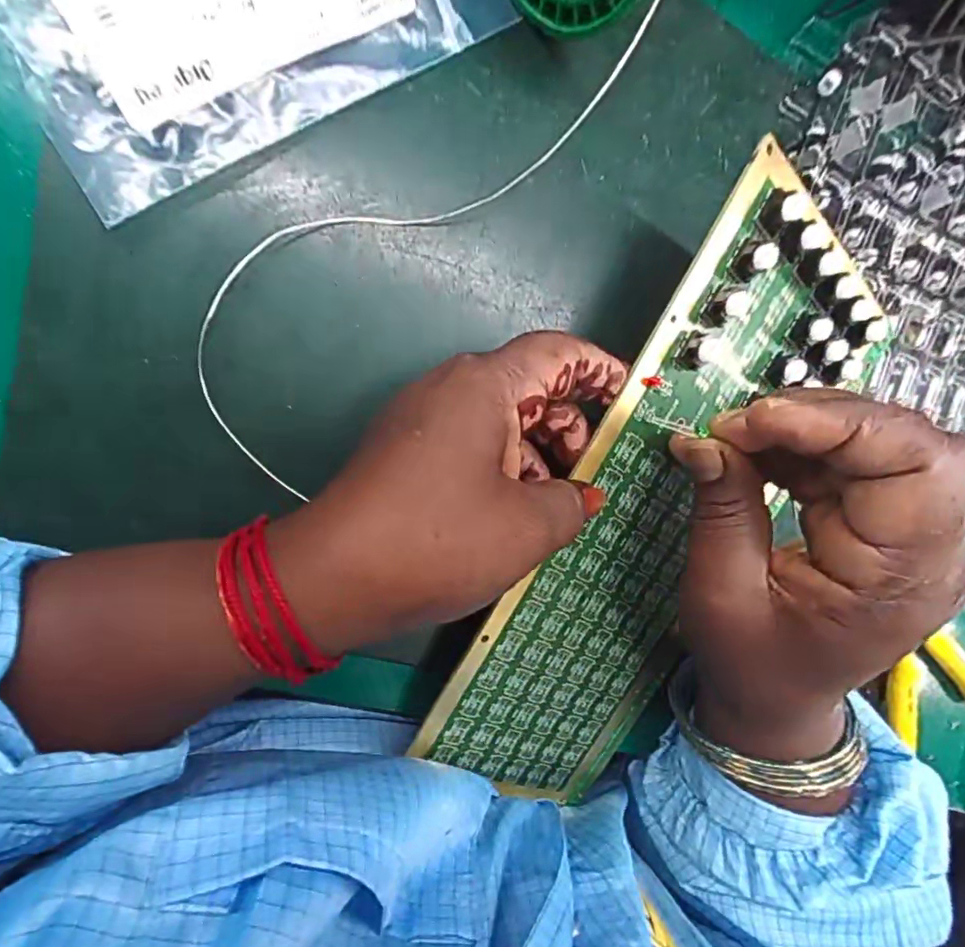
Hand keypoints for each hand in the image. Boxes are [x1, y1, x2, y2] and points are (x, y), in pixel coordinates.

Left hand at [270, 331, 625, 651]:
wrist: (335, 576)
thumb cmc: (440, 540)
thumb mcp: (529, 526)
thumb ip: (572, 502)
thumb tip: (579, 495)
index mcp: (481, 385)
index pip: (556, 353)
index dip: (600, 371)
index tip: (629, 401)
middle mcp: (443, 390)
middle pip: (523, 390)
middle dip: (566, 429)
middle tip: (588, 477)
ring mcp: (414, 423)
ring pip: (491, 426)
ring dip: (530, 459)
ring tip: (549, 510)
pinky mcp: (396, 456)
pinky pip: (460, 450)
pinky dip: (492, 473)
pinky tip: (504, 518)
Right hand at [668, 390, 964, 761]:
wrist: (773, 705)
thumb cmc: (749, 662)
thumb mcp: (720, 590)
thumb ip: (721, 510)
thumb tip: (701, 441)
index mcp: (906, 577)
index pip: (915, 464)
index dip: (837, 425)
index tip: (748, 421)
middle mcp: (931, 549)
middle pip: (914, 443)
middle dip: (825, 419)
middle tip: (740, 424)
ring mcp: (913, 536)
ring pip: (887, 445)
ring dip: (811, 428)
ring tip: (742, 434)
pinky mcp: (884, 528)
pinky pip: (857, 465)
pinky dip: (805, 448)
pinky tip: (760, 450)